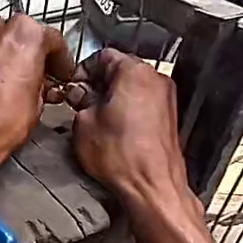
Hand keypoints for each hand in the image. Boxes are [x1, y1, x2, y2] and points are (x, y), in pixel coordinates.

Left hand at [0, 13, 76, 170]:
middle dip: (26, 57)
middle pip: (18, 37)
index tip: (59, 71)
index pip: (51, 39)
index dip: (59, 60)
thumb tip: (38, 84)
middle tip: (33, 80)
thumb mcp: (38, 103)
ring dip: (0, 60)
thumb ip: (42, 82)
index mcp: (23, 33)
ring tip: (5, 87)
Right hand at [71, 49, 191, 212]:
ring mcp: (165, 99)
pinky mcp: (168, 118)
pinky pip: (142, 104)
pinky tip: (112, 129)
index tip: (73, 85)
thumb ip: (80, 101)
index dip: (83, 70)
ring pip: (132, 87)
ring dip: (112, 97)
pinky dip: (127, 110)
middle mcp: (155, 79)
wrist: (152, 186)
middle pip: (121, 69)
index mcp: (134, 72)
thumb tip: (80, 95)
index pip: (103, 56)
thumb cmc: (122, 156)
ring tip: (94, 119)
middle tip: (80, 101)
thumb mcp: (84, 124)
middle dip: (98, 83)